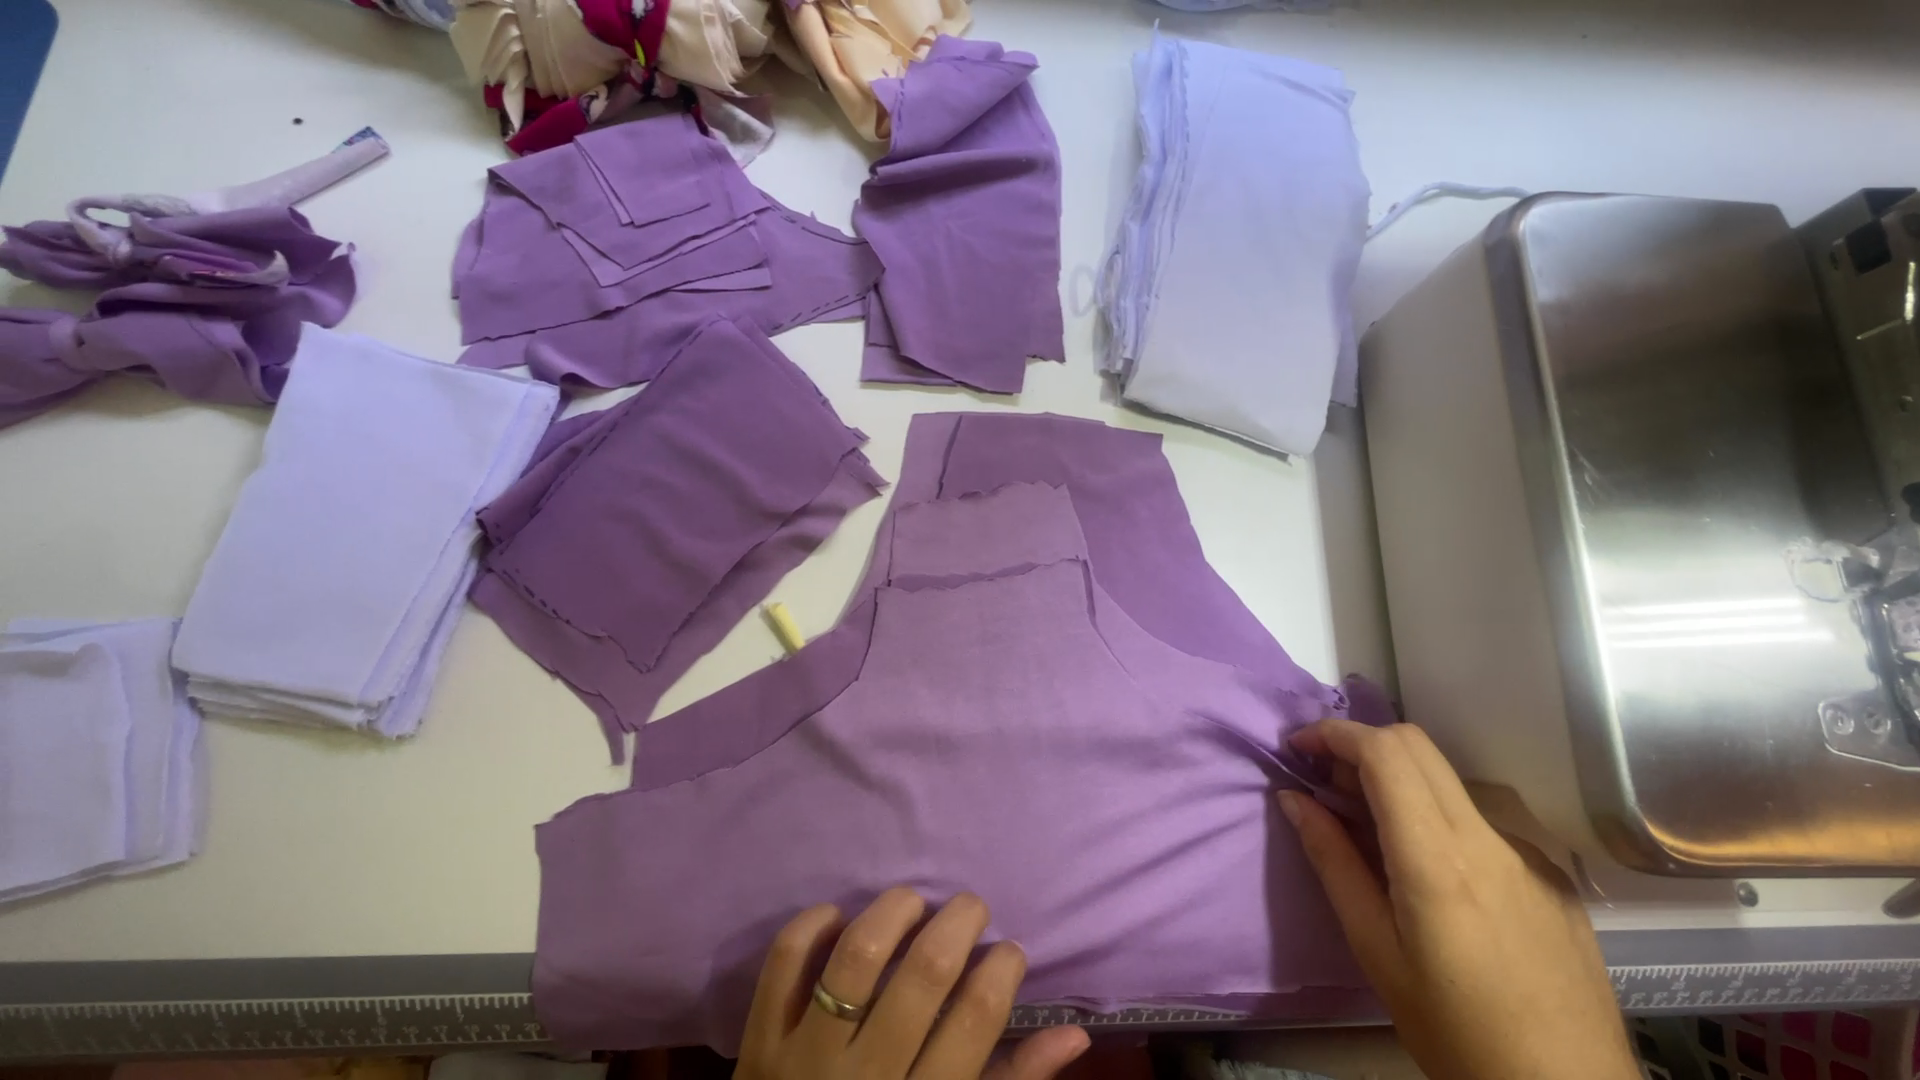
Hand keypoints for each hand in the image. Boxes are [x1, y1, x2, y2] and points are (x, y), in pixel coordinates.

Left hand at [738, 887, 1090, 1079]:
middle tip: (971, 906)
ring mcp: (807, 1055)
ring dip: (893, 912)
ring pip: (856, 957)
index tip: (1009, 950)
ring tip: (913, 901)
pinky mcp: (761, 1041)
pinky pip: (783, 966)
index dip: (1002, 969)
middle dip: (958, 923)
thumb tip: (1074, 1035)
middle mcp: (869, 1074)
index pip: (976, 1021)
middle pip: (924, 976)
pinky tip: (838, 915)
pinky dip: (810, 927)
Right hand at [1277, 719, 1639, 1079]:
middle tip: (1325, 785)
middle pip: (1418, 747)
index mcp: (1439, 858)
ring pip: (1449, 780)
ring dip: (1399, 781)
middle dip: (1360, 747)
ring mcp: (1530, 853)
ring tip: (1370, 832)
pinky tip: (1431, 874)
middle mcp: (1491, 838)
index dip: (1335, 734)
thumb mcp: (1374, 949)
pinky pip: (1482, 819)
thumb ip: (1332, 862)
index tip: (1298, 749)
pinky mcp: (1554, 874)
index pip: (1386, 752)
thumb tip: (1294, 799)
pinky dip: (1438, 817)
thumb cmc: (1453, 1030)